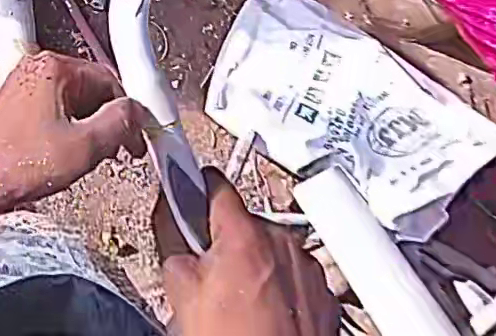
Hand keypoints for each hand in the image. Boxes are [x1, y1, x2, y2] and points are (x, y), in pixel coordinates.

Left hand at [0, 52, 147, 263]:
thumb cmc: (19, 164)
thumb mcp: (85, 146)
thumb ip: (118, 123)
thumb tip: (134, 111)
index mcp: (52, 68)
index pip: (107, 78)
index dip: (127, 110)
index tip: (135, 135)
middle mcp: (36, 68)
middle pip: (89, 86)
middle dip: (107, 118)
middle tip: (117, 149)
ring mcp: (23, 83)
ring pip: (72, 98)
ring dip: (88, 124)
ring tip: (90, 155)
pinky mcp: (15, 102)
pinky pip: (53, 107)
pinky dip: (67, 126)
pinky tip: (67, 153)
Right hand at [155, 169, 338, 335]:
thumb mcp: (179, 288)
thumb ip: (170, 233)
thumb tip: (168, 208)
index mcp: (244, 233)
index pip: (213, 182)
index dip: (194, 188)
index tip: (185, 193)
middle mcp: (282, 242)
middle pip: (241, 218)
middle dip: (224, 236)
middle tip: (210, 271)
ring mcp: (309, 270)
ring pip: (269, 245)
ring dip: (254, 260)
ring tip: (241, 300)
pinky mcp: (327, 298)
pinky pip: (293, 273)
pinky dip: (280, 285)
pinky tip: (265, 314)